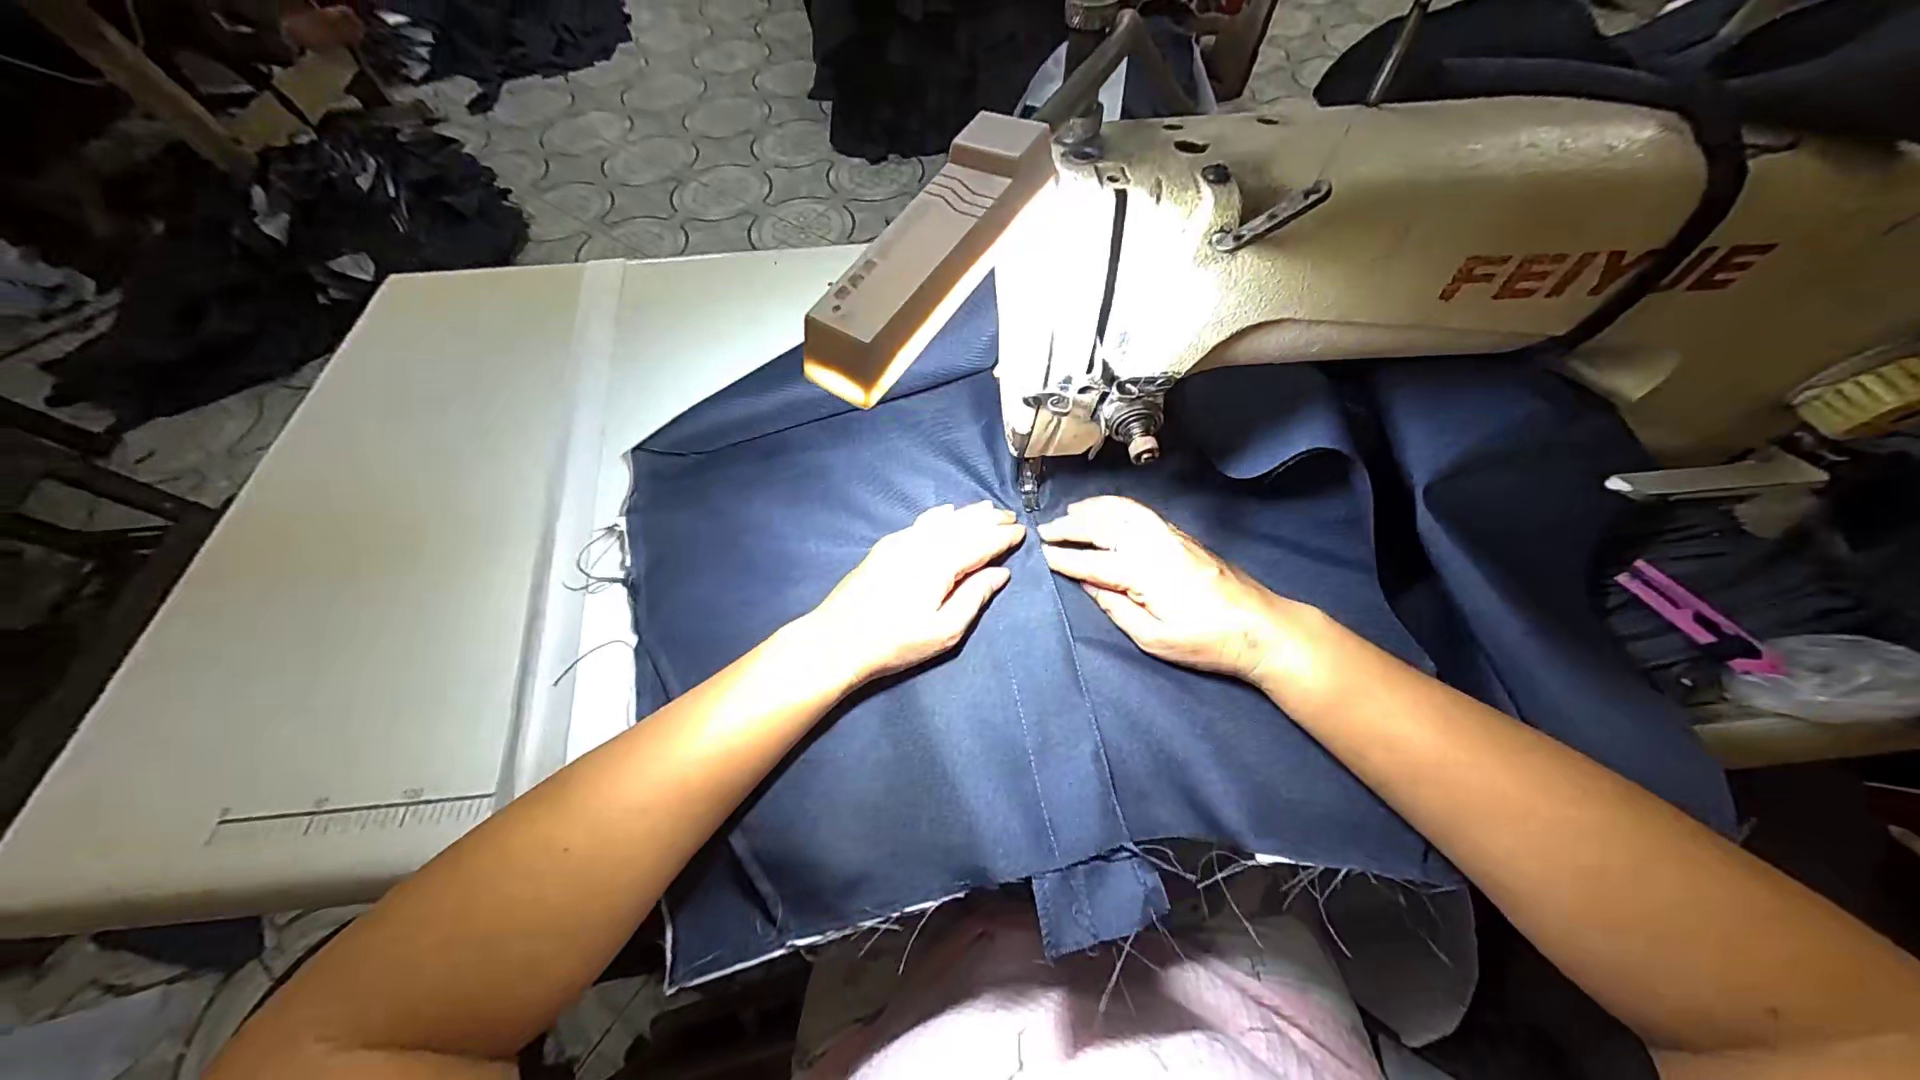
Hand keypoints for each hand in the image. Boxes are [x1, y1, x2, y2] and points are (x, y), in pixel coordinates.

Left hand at [805, 501, 1025, 683]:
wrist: (837, 640)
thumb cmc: (895, 642)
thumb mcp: (944, 631)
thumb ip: (974, 597)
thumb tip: (999, 573)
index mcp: (940, 563)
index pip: (980, 542)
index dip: (1003, 536)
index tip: (1022, 531)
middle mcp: (922, 544)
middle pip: (962, 524)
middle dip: (988, 519)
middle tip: (1009, 515)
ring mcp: (900, 542)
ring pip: (941, 520)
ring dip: (966, 514)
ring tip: (986, 509)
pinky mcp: (885, 547)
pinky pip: (921, 522)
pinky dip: (940, 516)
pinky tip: (946, 513)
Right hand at [1040, 496, 1310, 683]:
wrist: (1259, 626)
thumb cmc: (1206, 641)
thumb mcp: (1152, 638)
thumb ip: (1115, 607)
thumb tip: (1087, 584)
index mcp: (1142, 573)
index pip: (1091, 561)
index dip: (1064, 558)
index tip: (1043, 555)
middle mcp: (1152, 545)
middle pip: (1102, 527)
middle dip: (1070, 527)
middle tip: (1045, 530)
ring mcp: (1168, 535)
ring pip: (1121, 511)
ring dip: (1091, 509)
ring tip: (1069, 512)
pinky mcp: (1180, 535)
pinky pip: (1139, 511)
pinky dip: (1116, 505)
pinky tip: (1106, 509)